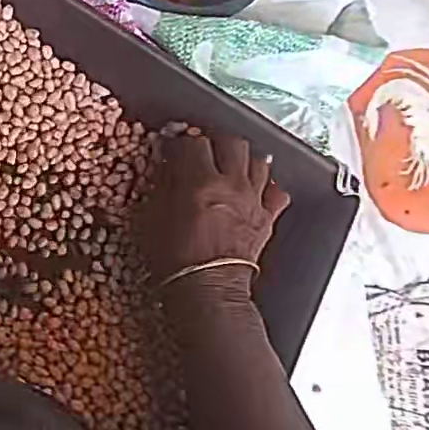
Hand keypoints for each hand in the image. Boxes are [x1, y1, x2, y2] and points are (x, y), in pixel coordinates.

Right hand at [138, 129, 288, 301]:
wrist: (207, 288)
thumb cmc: (173, 258)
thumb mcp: (151, 219)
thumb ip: (161, 187)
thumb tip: (165, 167)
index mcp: (199, 183)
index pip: (192, 143)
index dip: (179, 141)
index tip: (171, 147)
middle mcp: (231, 184)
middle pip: (231, 142)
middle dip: (215, 141)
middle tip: (202, 149)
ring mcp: (254, 200)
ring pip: (258, 160)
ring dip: (242, 159)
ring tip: (229, 165)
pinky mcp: (267, 217)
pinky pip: (276, 190)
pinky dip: (266, 185)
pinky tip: (253, 189)